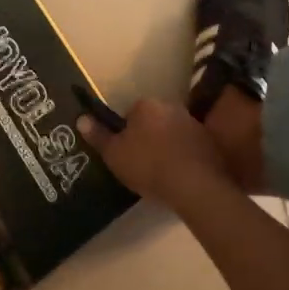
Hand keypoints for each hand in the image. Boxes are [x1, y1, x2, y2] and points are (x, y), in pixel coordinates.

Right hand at [76, 98, 234, 210]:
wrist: (194, 184)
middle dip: (148, 137)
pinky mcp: (207, 140)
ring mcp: (191, 122)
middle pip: (152, 120)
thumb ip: (98, 136)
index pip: (130, 114)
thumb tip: (81, 118)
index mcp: (145, 105)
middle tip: (143, 164)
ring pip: (172, 131)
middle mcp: (169, 106)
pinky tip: (181, 175)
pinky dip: (184, 155)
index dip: (126, 134)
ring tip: (163, 173)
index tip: (127, 154)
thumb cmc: (148, 166)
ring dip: (167, 145)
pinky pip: (189, 145)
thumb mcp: (114, 155)